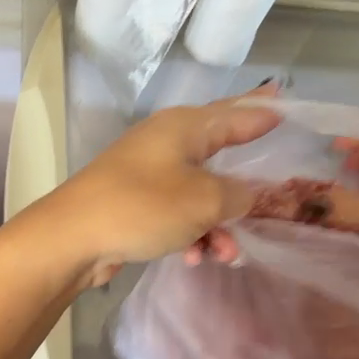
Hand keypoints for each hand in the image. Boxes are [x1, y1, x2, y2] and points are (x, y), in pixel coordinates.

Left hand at [27, 92, 281, 287]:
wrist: (73, 237)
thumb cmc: (143, 206)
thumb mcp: (204, 200)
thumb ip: (238, 195)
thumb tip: (246, 194)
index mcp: (184, 127)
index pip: (235, 112)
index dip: (262, 109)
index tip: (285, 100)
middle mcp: (166, 143)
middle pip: (219, 152)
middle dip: (246, 179)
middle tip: (277, 184)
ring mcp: (148, 173)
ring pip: (200, 193)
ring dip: (218, 223)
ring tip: (226, 254)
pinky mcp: (136, 202)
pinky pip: (178, 214)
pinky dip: (191, 233)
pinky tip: (194, 258)